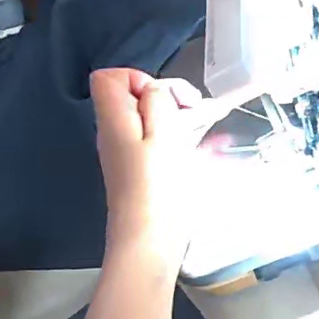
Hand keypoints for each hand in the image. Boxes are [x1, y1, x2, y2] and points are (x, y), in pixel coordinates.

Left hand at [91, 68, 231, 270]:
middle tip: (194, 110)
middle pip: (134, 98)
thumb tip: (157, 90)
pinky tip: (208, 146)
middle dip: (167, 97)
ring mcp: (128, 154)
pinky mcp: (143, 171)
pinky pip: (160, 144)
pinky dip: (181, 139)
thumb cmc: (157, 188)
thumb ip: (158, 102)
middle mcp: (115, 134)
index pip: (111, 78)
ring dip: (178, 118)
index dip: (140, 78)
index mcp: (115, 120)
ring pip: (150, 121)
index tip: (166, 97)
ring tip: (205, 125)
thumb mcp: (163, 134)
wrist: (150, 240)